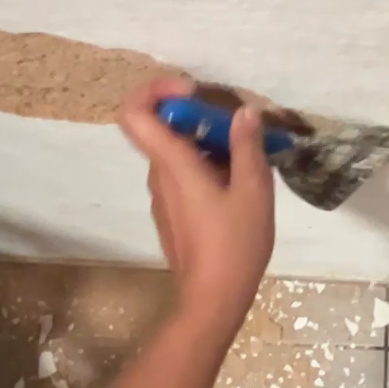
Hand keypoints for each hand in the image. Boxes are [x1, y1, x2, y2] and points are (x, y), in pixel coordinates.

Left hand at [117, 77, 274, 323]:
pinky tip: (239, 190)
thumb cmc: (234, 243)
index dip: (155, 90)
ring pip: (177, 155)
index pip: (135, 112)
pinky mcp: (173, 215)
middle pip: (163, 130)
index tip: (192, 91)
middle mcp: (159, 176)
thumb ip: (248, 147)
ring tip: (248, 162)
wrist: (214, 297)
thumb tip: (245, 112)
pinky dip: (207, 169)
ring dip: (209, 146)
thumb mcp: (253, 190)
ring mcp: (164, 198)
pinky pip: (183, 177)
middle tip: (239, 130)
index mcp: (173, 164)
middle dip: (200, 119)